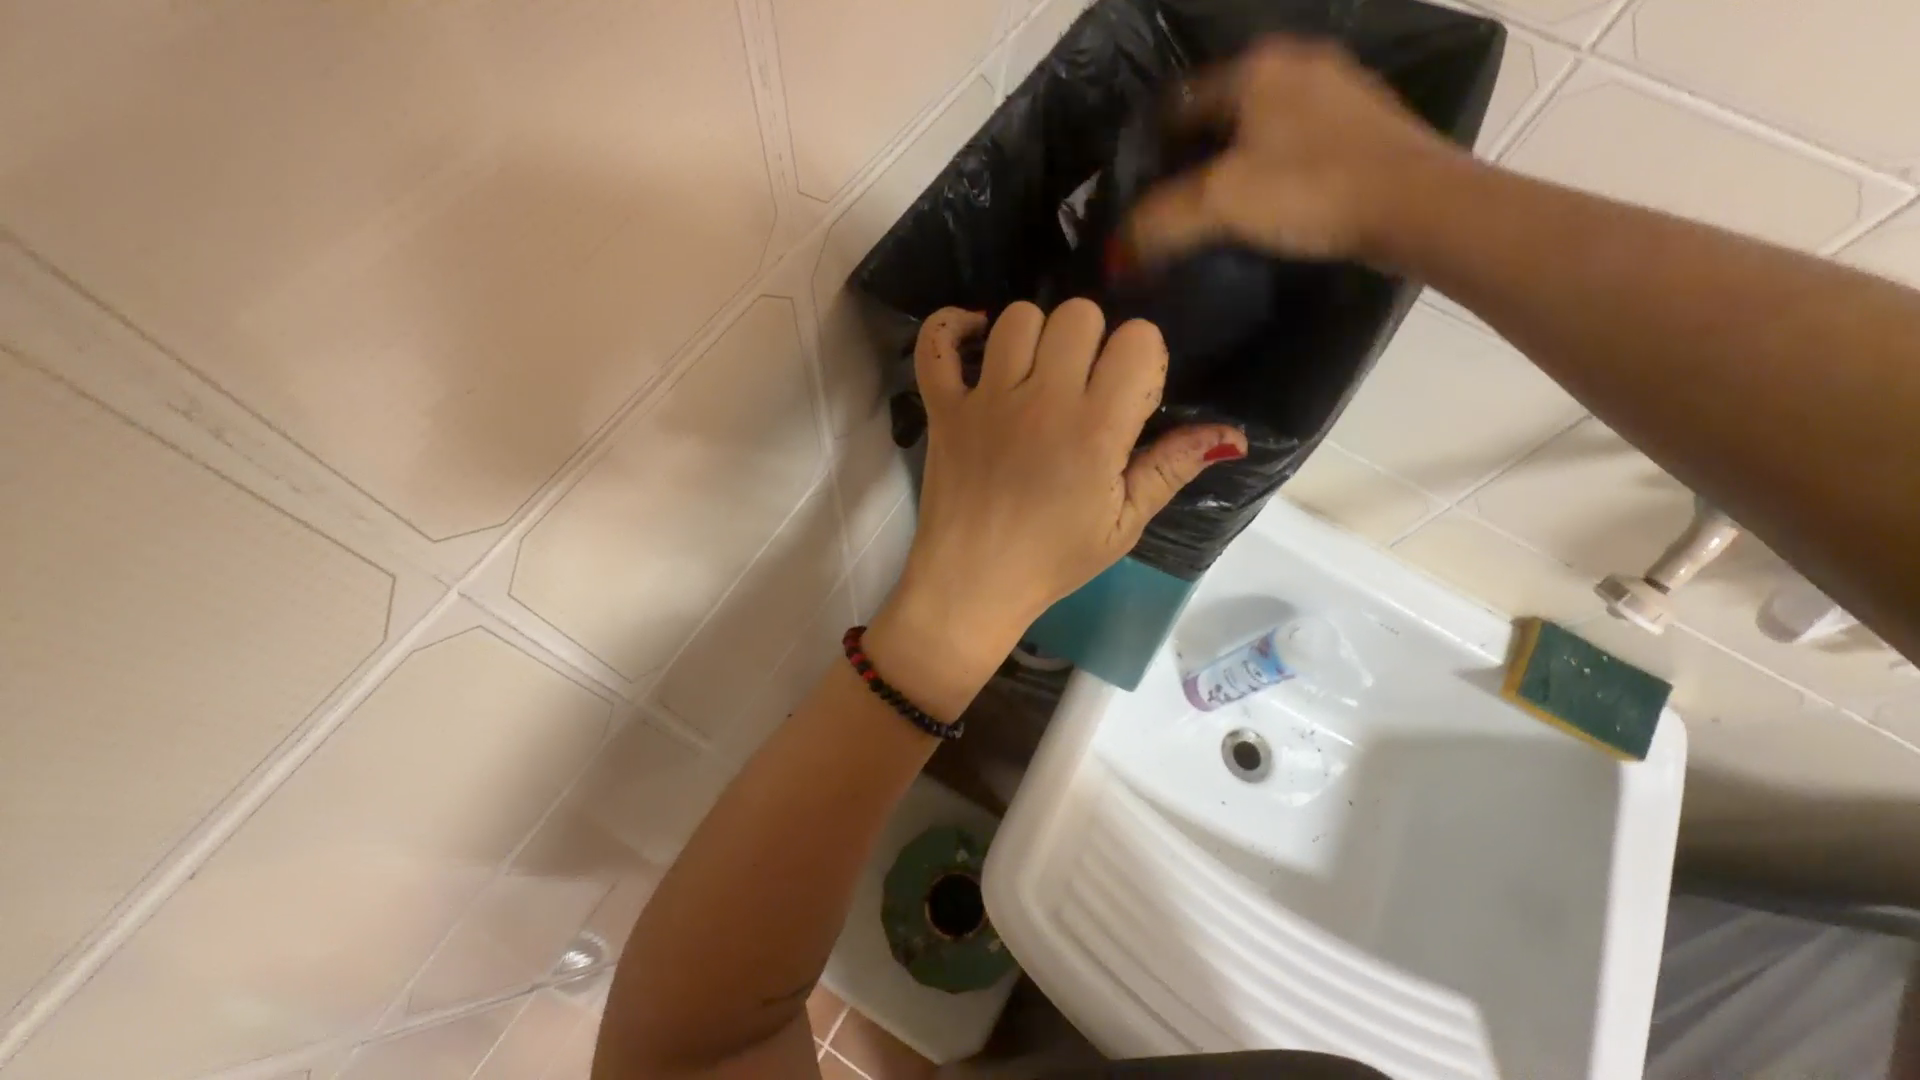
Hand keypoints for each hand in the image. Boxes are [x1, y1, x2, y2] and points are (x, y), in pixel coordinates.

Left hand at [867, 302, 1244, 698]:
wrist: (972, 586)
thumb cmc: (1053, 560)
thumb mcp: (1124, 525)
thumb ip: (1172, 468)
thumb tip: (1231, 433)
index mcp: (1095, 429)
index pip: (1138, 339)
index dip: (1144, 359)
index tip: (1131, 394)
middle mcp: (1041, 401)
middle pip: (1079, 314)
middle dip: (1093, 340)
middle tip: (1086, 384)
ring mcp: (985, 399)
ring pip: (1018, 317)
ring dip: (1036, 335)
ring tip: (1037, 373)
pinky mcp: (943, 407)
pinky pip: (937, 342)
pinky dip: (952, 329)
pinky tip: (977, 341)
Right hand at [1124, 37, 1463, 263]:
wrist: (1417, 205)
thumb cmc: (1311, 190)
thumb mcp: (1220, 205)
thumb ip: (1159, 224)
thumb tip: (1113, 254)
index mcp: (1254, 69)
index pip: (1177, 104)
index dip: (1151, 148)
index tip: (1139, 187)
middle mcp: (1295, 62)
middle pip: (1221, 110)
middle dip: (1195, 151)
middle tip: (1175, 199)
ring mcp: (1337, 87)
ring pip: (1261, 122)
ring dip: (1237, 156)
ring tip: (1219, 203)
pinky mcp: (1365, 121)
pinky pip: (1298, 137)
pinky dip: (1276, 162)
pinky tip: (1275, 197)